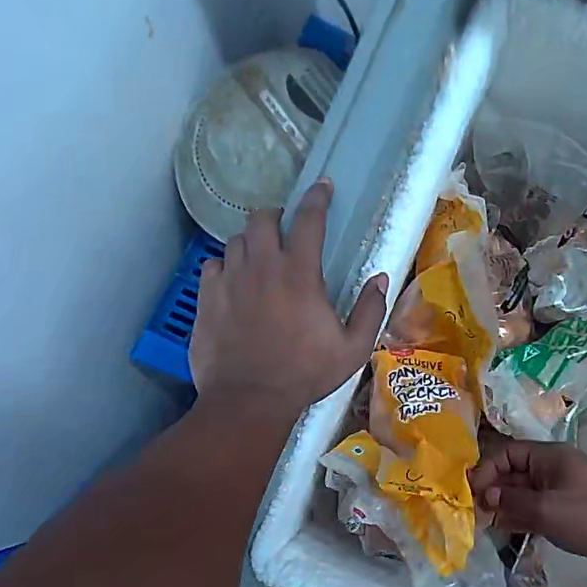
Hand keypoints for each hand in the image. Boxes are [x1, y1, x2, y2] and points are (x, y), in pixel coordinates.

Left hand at [190, 178, 388, 418]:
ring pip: (236, 240)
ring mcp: (229, 280)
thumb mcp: (352, 349)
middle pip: (262, 218)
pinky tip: (233, 283)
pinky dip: (225, 267)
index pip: (309, 219)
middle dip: (275, 216)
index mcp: (300, 274)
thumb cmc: (305, 374)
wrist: (248, 400)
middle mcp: (262, 267)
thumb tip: (380, 278)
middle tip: (284, 231)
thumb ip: (370, 311)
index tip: (322, 186)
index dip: (317, 197)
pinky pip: (213, 265)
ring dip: (251, 242)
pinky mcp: (206, 298)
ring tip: (260, 258)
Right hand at [470, 440, 586, 578]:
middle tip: (472, 513)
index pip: (507, 453)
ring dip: (505, 507)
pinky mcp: (572, 515)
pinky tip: (505, 532)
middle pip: (514, 474)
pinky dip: (521, 519)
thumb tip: (488, 498)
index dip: (486, 470)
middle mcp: (555, 471)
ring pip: (525, 495)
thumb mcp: (549, 510)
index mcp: (551, 458)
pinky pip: (538, 511)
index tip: (471, 494)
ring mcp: (565, 493)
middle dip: (492, 490)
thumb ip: (514, 503)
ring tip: (482, 525)